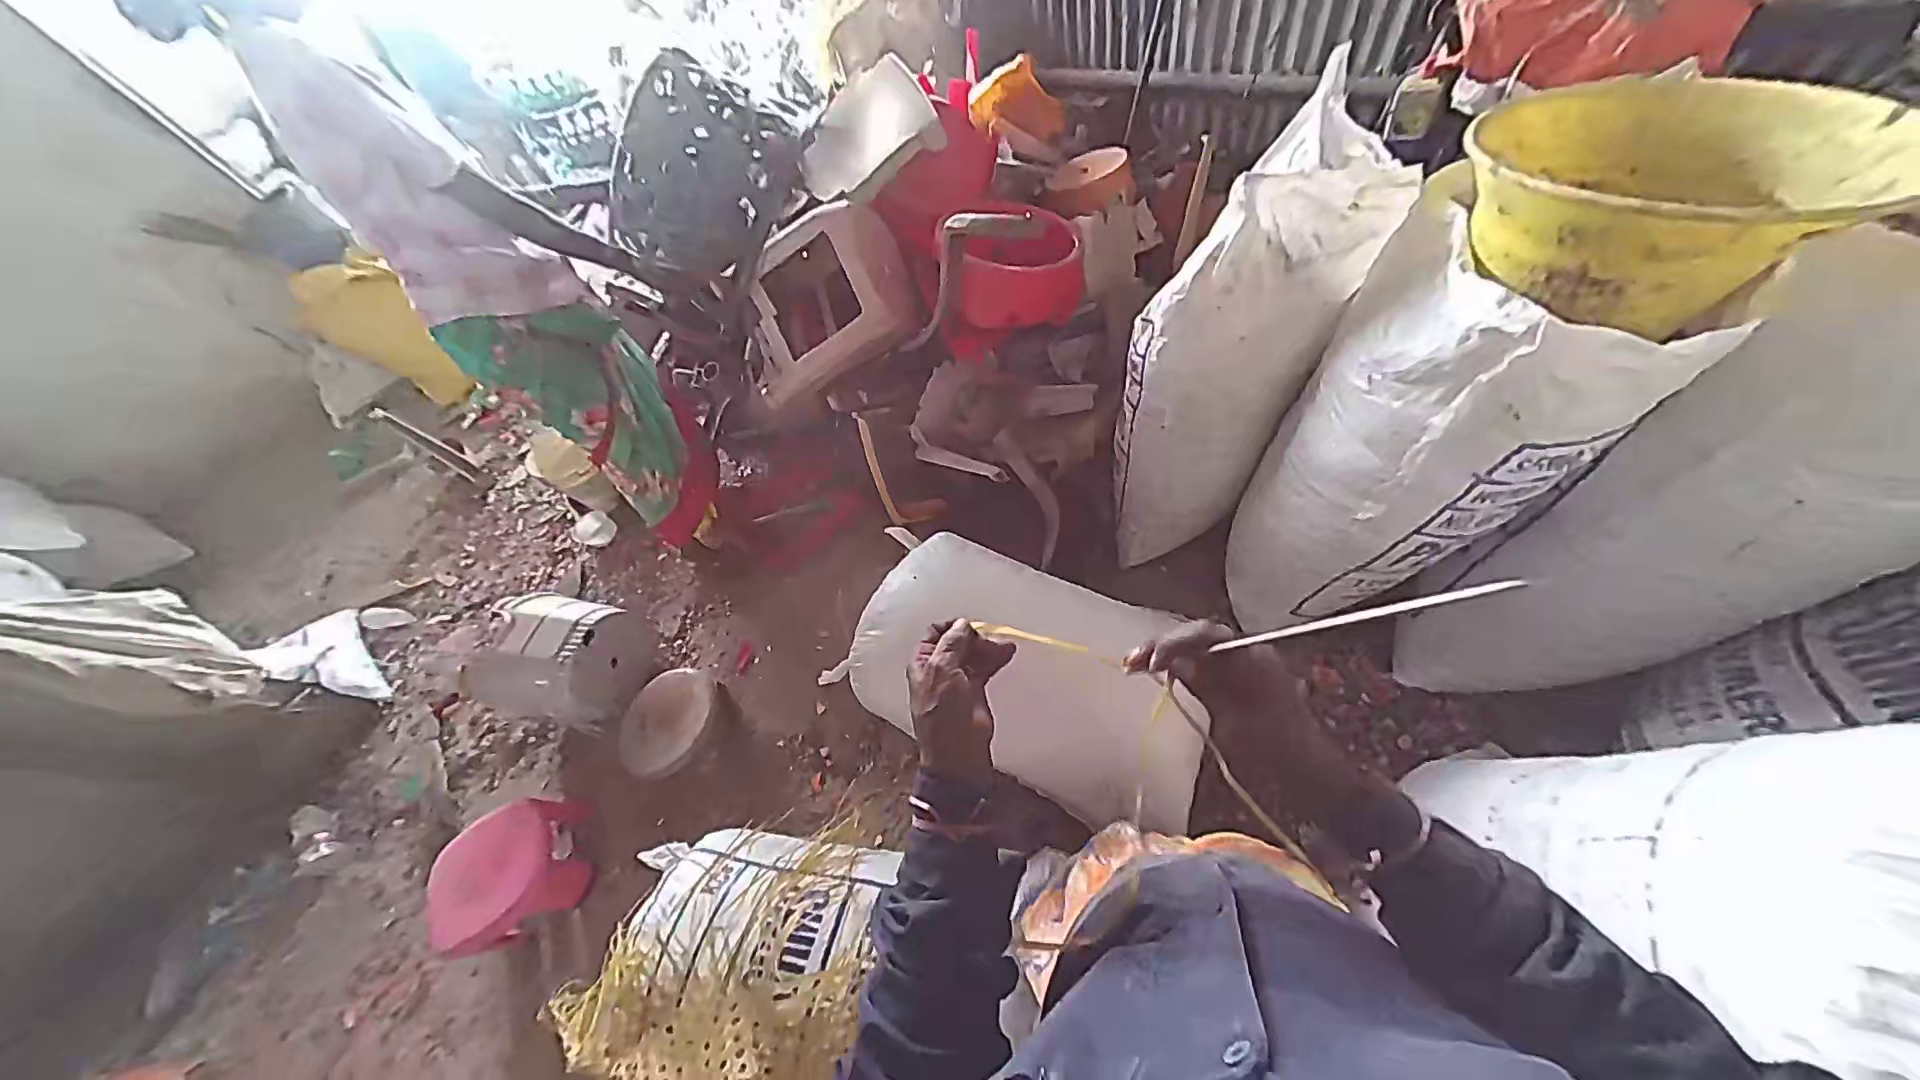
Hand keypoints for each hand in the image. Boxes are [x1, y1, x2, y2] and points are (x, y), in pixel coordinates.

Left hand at [908, 619, 1015, 784]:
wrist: (958, 754)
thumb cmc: (943, 713)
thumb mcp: (943, 671)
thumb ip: (952, 644)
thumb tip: (962, 625)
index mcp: (923, 663)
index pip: (936, 633)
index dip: (953, 626)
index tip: (970, 627)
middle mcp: (939, 669)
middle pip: (958, 642)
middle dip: (974, 637)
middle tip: (990, 639)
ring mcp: (958, 680)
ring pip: (973, 654)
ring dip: (988, 647)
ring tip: (1005, 647)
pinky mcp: (975, 691)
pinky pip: (985, 668)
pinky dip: (995, 659)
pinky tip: (1007, 653)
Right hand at [1125, 620, 1389, 823]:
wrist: (1309, 778)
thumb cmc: (1272, 752)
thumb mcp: (1232, 720)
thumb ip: (1204, 685)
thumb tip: (1173, 661)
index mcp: (1251, 657)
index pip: (1205, 633)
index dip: (1173, 642)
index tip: (1150, 663)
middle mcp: (1248, 654)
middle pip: (1198, 637)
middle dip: (1162, 646)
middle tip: (1131, 662)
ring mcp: (1244, 667)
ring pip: (1198, 649)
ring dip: (1167, 655)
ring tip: (1135, 666)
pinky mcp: (1239, 682)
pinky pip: (1204, 664)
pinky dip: (1180, 667)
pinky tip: (1159, 675)